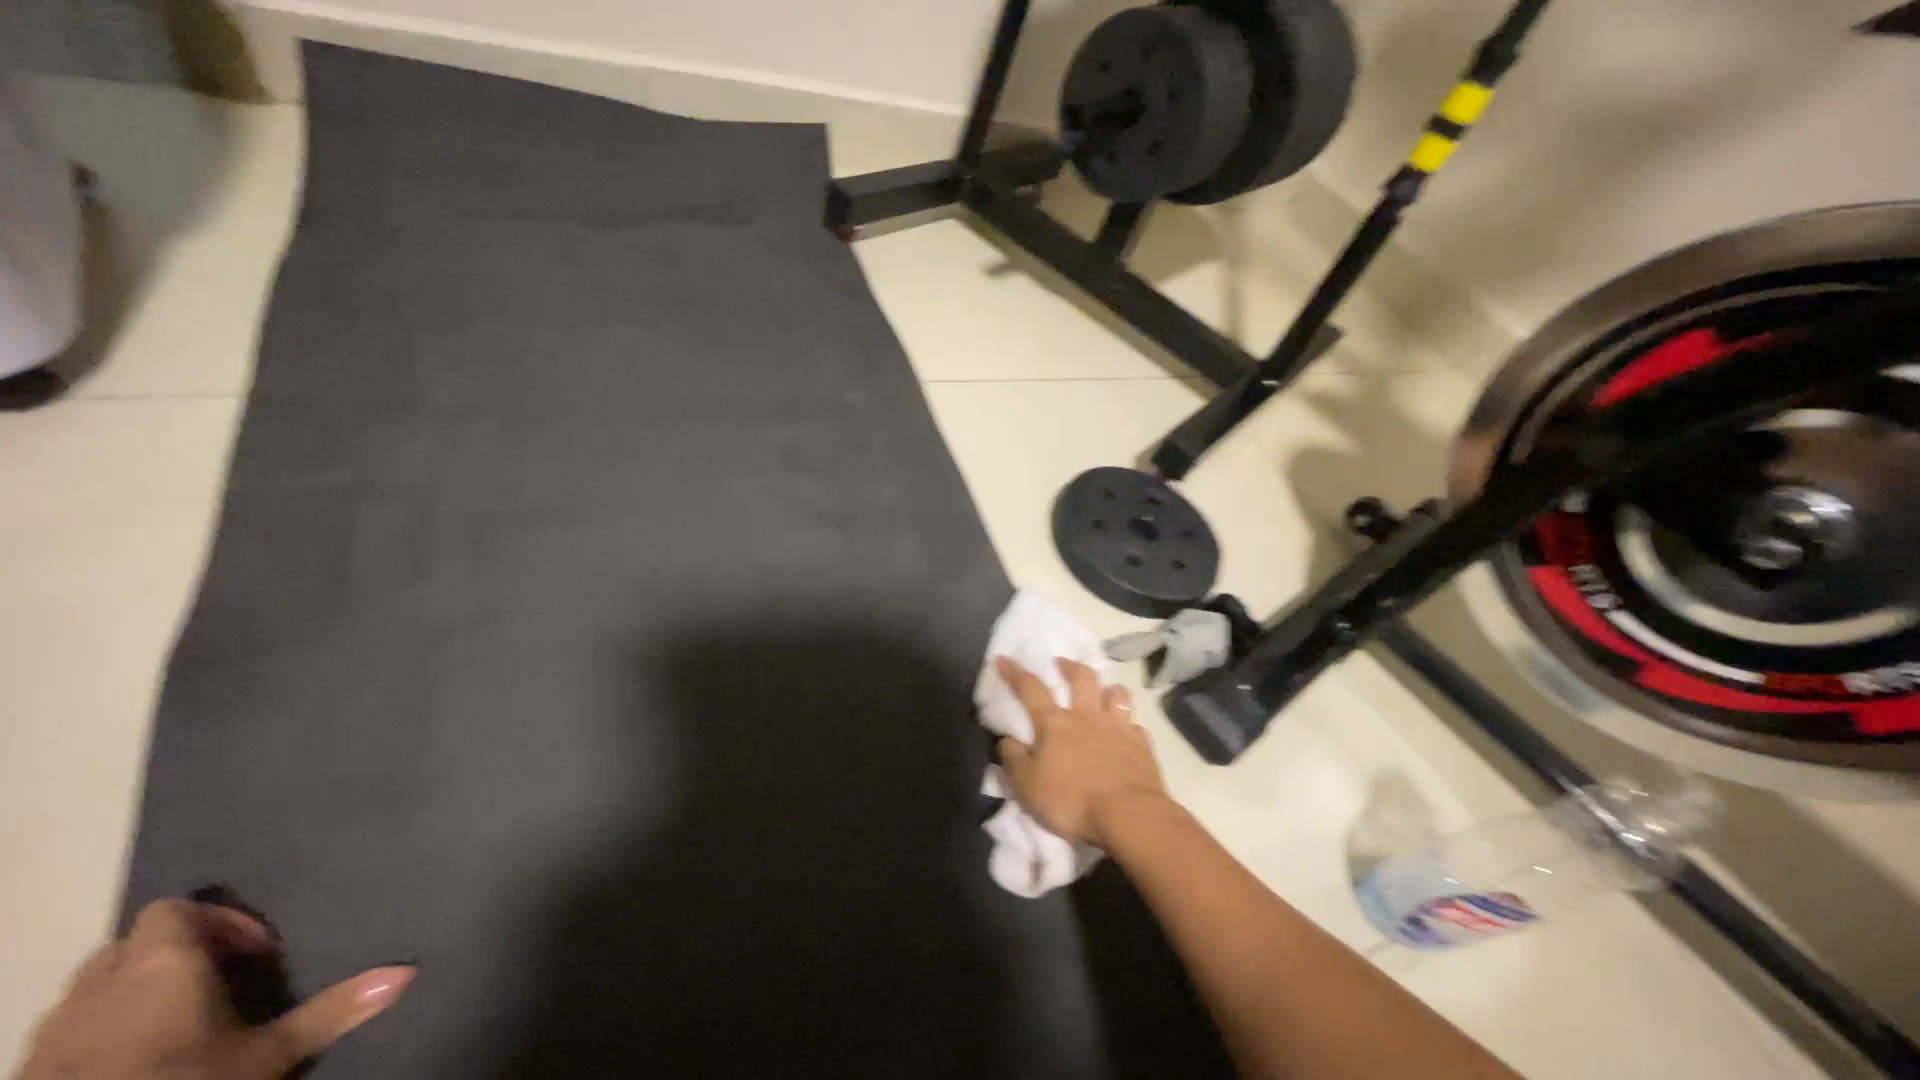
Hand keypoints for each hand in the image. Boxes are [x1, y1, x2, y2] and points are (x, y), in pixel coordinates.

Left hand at [16, 899, 414, 1079]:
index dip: (218, 922)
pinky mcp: (28, 1068)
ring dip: (133, 993)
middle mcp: (100, 981)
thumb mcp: (269, 1054)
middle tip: (219, 985)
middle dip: (176, 955)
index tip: (255, 955)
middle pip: (135, 943)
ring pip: (95, 986)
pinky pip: (66, 1029)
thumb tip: (407, 971)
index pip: (175, 908)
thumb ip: (331, 1010)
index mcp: (161, 963)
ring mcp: (53, 1028)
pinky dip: (98, 1031)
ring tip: (176, 1025)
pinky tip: (130, 1060)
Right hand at [995, 656, 1170, 846]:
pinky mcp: (1143, 745)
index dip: (1015, 672)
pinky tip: (1127, 731)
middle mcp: (1088, 716)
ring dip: (1107, 688)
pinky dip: (1129, 724)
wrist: (1129, 816)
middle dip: (1069, 666)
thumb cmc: (1072, 801)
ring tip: (1102, 692)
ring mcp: (1119, 727)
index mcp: (1055, 724)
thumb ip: (1014, 760)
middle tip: (1062, 664)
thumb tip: (1008, 740)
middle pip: (1081, 678)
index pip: (1030, 689)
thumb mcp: (1027, 787)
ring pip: (1117, 693)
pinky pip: (1136, 724)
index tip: (1004, 659)